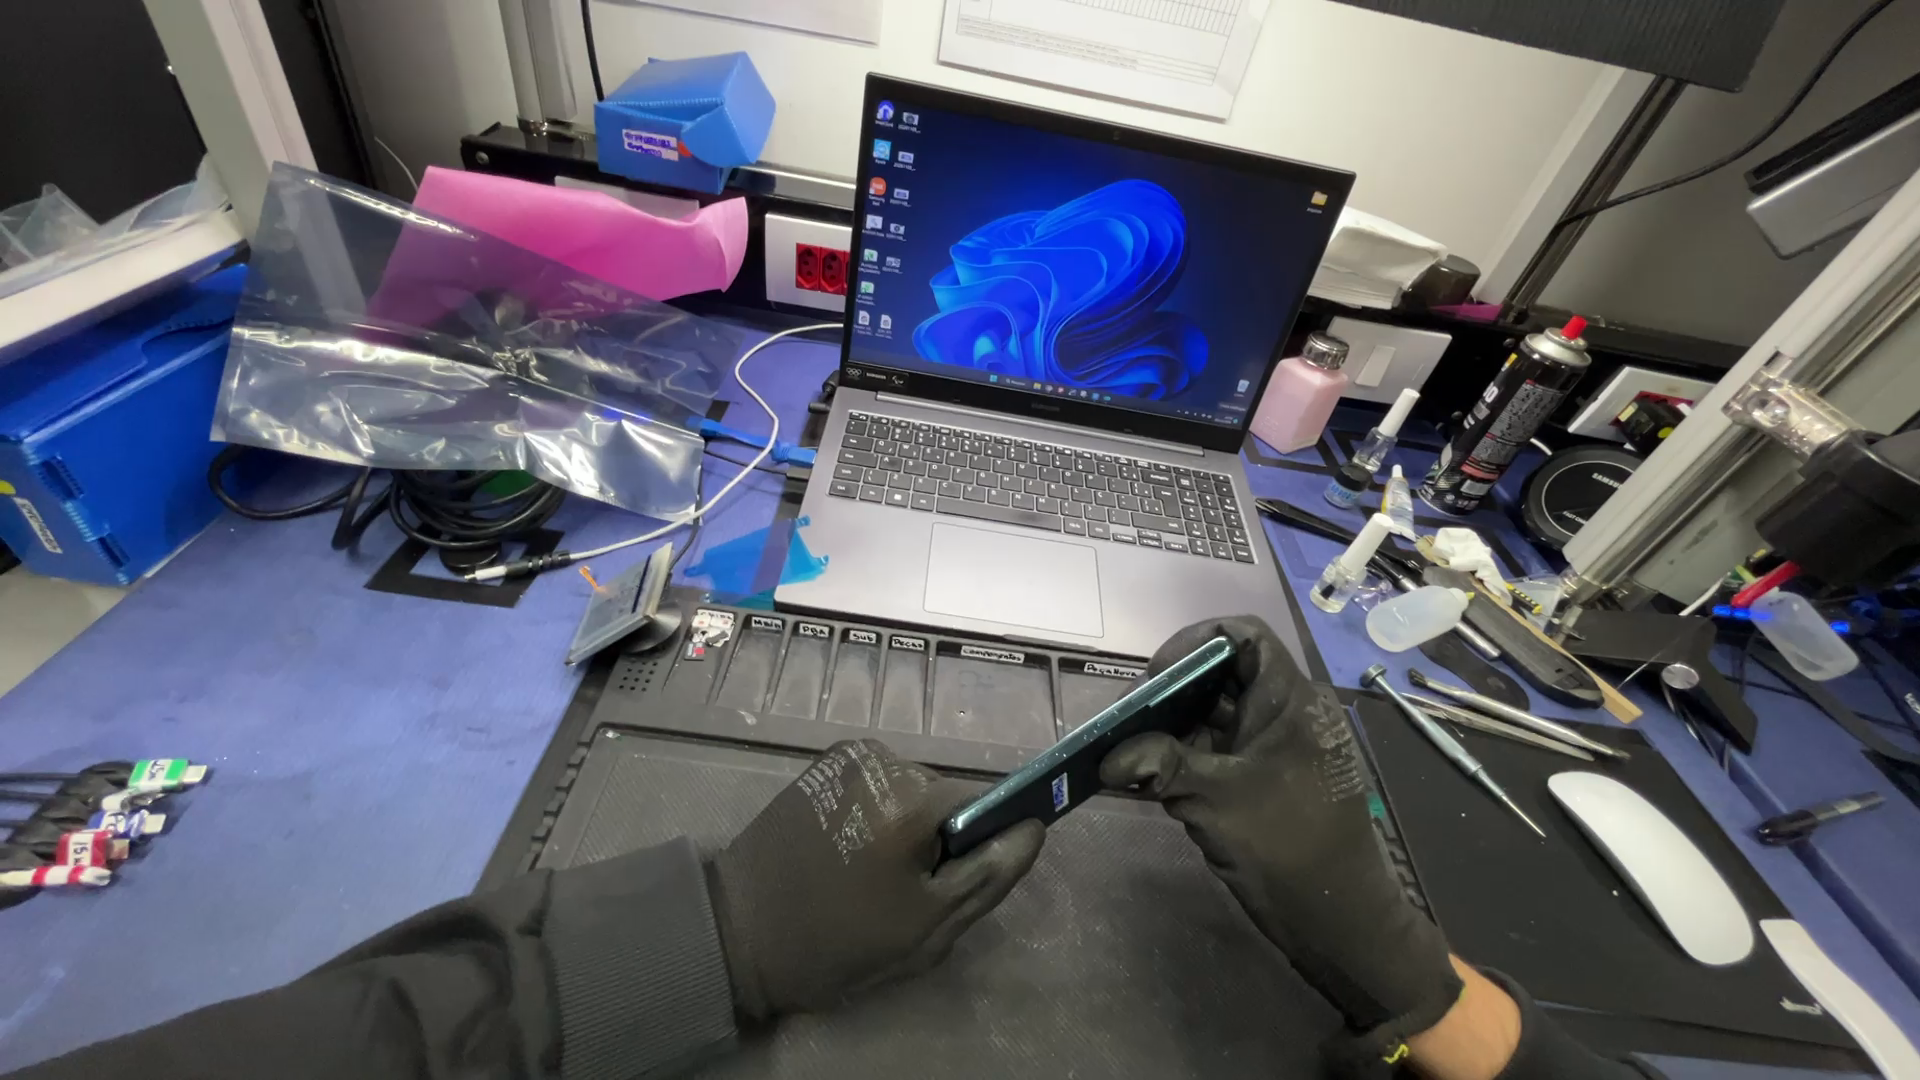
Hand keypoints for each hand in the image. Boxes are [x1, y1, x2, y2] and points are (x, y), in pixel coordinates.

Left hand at [706, 739, 1044, 1020]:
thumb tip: (1032, 826)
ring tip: (868, 870)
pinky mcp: (825, 760)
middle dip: (936, 835)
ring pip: (909, 788)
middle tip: (901, 889)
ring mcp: (850, 754)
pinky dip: (875, 810)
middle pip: (942, 795)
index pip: (982, 804)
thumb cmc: (840, 940)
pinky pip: (876, 782)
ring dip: (905, 822)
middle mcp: (885, 759)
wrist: (741, 930)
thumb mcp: (929, 926)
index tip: (950, 882)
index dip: (975, 845)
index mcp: (913, 799)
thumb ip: (991, 872)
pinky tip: (846, 847)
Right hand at [1100, 616, 1462, 1050]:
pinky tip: (1144, 773)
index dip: (1195, 640)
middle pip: (1219, 674)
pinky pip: (1214, 749)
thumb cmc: (1286, 844)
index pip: (1243, 635)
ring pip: (1212, 713)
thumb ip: (1159, 764)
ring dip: (1170, 726)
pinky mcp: (1258, 777)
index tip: (1156, 675)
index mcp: (1289, 700)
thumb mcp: (1216, 798)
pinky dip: (1180, 755)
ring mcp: (1270, 747)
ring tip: (1127, 744)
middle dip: (1171, 689)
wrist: (1338, 922)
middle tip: (1130, 714)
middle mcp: (1281, 713)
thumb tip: (1105, 757)